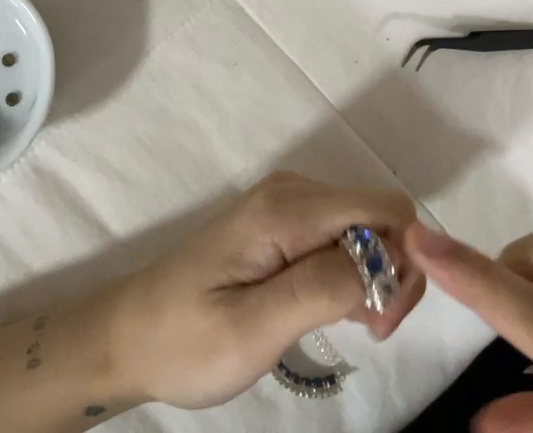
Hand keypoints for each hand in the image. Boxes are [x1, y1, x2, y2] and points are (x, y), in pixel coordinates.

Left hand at [102, 171, 427, 410]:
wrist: (128, 336)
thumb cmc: (185, 340)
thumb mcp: (252, 328)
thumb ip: (322, 289)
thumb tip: (388, 259)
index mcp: (287, 208)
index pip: (386, 208)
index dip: (404, 259)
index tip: (383, 318)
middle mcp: (292, 192)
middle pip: (380, 217)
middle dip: (392, 274)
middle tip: (368, 332)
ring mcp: (285, 205)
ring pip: (365, 229)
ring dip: (373, 279)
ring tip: (348, 328)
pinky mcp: (281, 224)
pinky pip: (341, 238)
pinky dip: (352, 275)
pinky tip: (331, 309)